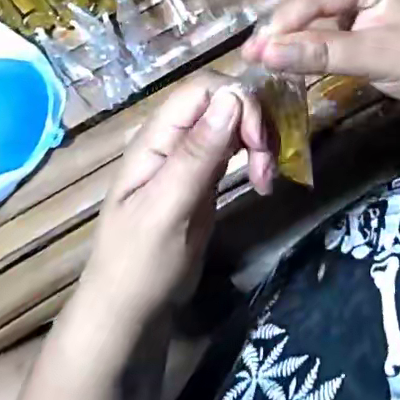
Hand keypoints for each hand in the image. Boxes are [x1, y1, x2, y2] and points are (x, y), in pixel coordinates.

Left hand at [78, 74, 268, 333]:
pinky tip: (263, 182)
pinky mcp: (204, 176)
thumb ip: (197, 154)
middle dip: (254, 123)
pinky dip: (255, 158)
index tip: (259, 142)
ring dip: (259, 143)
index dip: (238, 101)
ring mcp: (189, 156)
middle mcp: (172, 137)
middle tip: (269, 168)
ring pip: (234, 123)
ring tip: (267, 181)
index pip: (203, 89)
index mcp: (155, 136)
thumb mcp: (167, 208)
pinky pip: (235, 148)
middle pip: (223, 101)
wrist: (130, 311)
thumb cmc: (140, 262)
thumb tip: (232, 97)